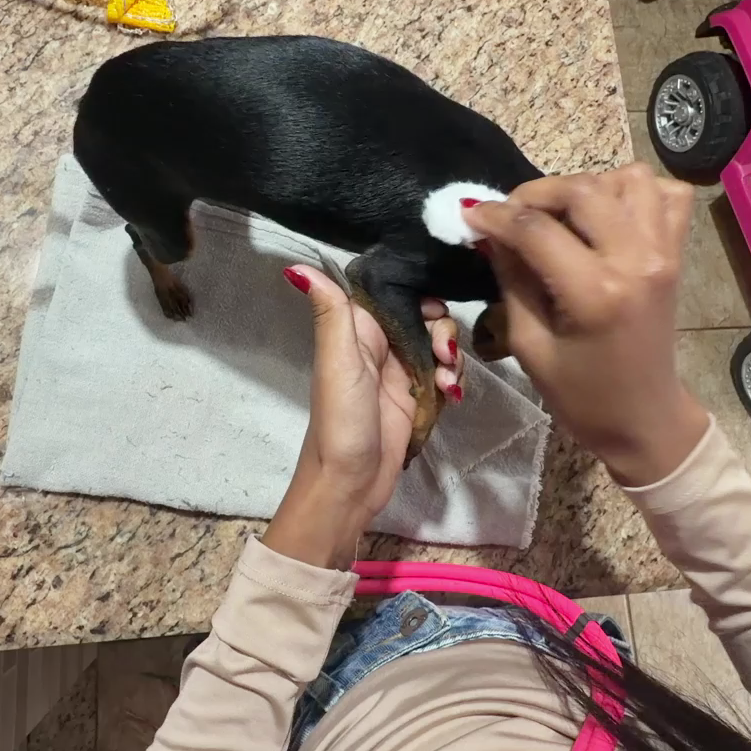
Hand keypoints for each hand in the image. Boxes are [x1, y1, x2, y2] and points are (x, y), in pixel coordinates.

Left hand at [263, 266, 462, 568]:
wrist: (351, 484)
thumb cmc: (341, 420)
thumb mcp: (338, 362)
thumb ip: (332, 313)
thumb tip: (297, 266)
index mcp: (356, 329)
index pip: (393, 292)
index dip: (418, 291)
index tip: (435, 307)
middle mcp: (379, 344)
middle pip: (423, 315)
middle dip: (443, 329)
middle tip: (443, 353)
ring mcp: (401, 371)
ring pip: (439, 342)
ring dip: (452, 356)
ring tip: (448, 381)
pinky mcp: (418, 396)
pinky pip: (445, 373)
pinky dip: (454, 379)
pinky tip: (452, 395)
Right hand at [462, 164, 709, 486]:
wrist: (644, 419)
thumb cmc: (581, 395)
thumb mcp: (529, 344)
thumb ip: (512, 280)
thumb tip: (492, 233)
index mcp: (595, 293)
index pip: (536, 229)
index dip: (495, 216)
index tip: (469, 216)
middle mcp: (636, 260)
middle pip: (583, 190)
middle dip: (535, 192)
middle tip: (508, 213)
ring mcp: (663, 253)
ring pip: (630, 178)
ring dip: (587, 186)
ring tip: (560, 213)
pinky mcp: (675, 254)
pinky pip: (666, 195)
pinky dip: (635, 192)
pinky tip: (607, 214)